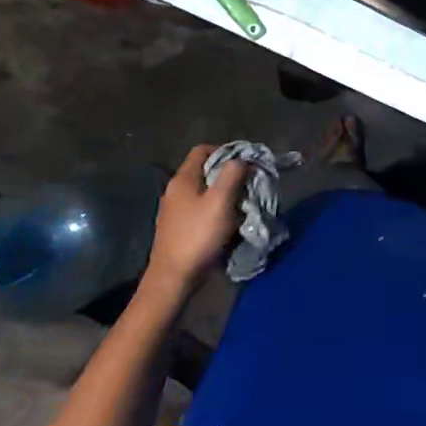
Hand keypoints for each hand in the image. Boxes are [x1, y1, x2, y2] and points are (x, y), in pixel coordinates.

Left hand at [144, 145, 244, 293]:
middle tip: (250, 181)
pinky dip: (218, 205)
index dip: (226, 150)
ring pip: (205, 188)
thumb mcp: (221, 201)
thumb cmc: (199, 234)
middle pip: (205, 169)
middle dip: (230, 172)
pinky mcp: (179, 224)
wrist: (174, 276)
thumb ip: (232, 174)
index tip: (246, 161)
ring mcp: (175, 208)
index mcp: (183, 180)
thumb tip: (241, 159)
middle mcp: (176, 190)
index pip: (203, 150)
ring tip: (244, 199)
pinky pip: (202, 205)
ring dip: (226, 190)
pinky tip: (230, 217)